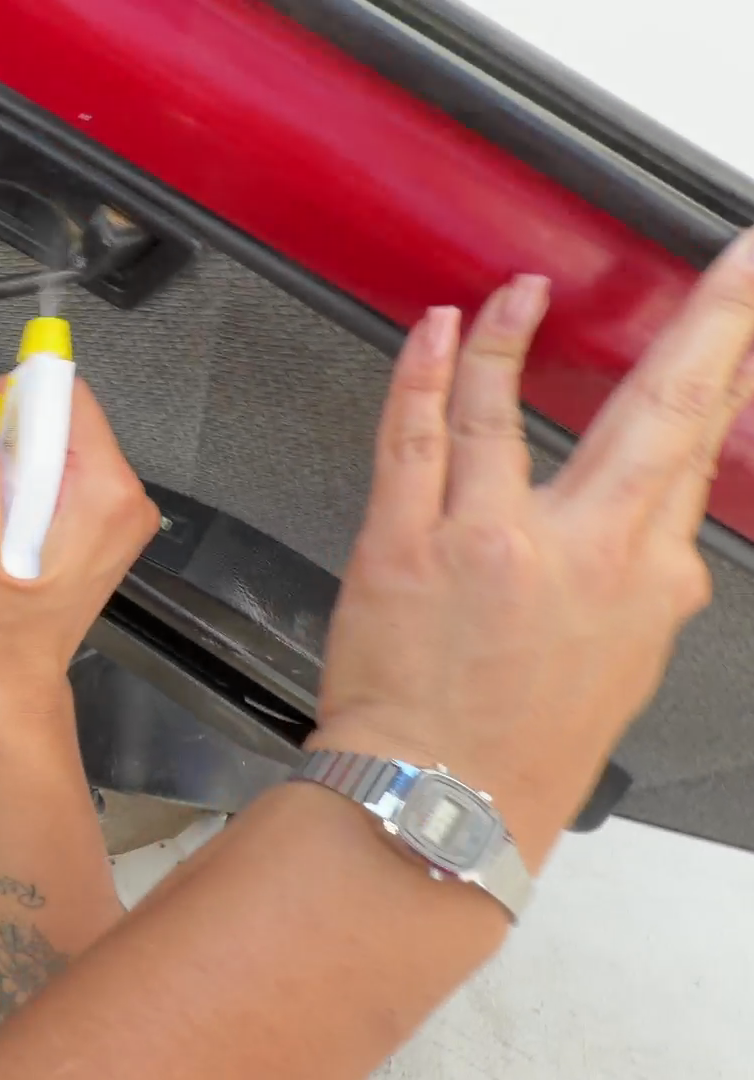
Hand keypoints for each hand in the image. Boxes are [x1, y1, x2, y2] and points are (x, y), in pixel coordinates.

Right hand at [0, 376, 159, 740]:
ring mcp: (115, 518)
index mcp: (103, 493)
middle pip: (62, 422)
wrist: (10, 682)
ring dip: (0, 452)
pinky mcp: (97, 532)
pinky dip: (14, 479)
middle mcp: (124, 498)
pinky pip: (56, 480)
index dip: (6, 391)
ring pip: (55, 450)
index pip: (66, 399)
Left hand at [315, 232, 753, 861]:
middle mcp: (582, 547)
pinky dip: (418, 382)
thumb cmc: (521, 731)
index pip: (692, 450)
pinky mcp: (403, 543)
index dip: (724, 377)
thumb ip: (629, 572)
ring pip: (497, 413)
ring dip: (505, 341)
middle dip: (707, 325)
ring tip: (512, 293)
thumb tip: (630, 513)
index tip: (744, 321)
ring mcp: (487, 538)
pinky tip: (430, 337)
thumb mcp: (618, 651)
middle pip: (653, 414)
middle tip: (734, 261)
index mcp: (650, 575)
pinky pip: (412, 442)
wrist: (442, 783)